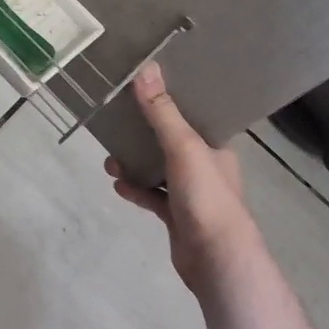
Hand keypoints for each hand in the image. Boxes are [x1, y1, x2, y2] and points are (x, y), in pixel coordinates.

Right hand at [106, 60, 256, 292]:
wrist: (218, 261)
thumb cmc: (207, 196)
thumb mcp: (183, 146)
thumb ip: (162, 110)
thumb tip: (146, 66)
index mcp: (215, 144)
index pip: (192, 113)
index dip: (169, 99)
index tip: (142, 87)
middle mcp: (205, 164)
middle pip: (169, 139)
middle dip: (142, 132)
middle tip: (116, 123)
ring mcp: (191, 192)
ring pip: (158, 167)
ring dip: (134, 162)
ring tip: (111, 161)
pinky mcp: (177, 215)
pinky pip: (152, 195)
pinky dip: (136, 189)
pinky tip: (118, 185)